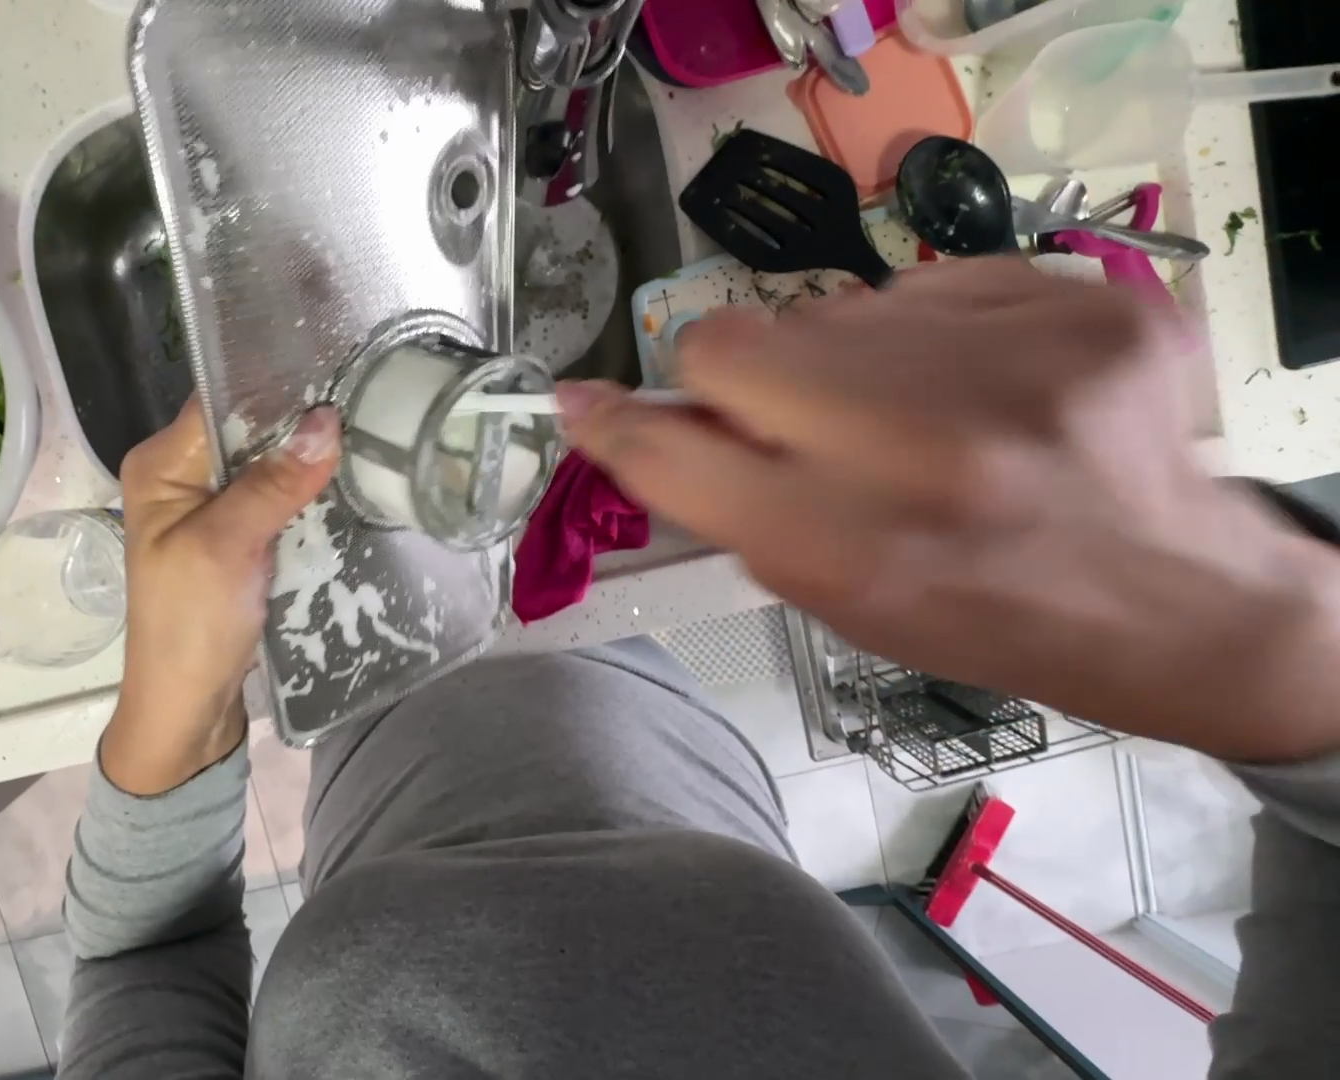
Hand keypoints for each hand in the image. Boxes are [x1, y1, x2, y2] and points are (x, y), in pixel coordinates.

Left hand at [104, 400, 341, 793]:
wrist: (188, 706)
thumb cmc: (191, 624)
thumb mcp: (227, 547)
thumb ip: (274, 483)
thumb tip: (327, 421)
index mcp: (161, 465)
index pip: (222, 402)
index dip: (276, 388)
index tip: (337, 374)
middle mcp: (183, 476)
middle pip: (249, 431)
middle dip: (300, 424)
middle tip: (366, 404)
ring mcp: (212, 509)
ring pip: (268, 466)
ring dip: (308, 460)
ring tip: (367, 434)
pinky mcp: (239, 538)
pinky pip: (276, 500)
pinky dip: (306, 494)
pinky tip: (345, 481)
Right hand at [563, 260, 1339, 762]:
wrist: (1159, 596)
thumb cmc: (959, 609)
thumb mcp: (818, 587)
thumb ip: (718, 497)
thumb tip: (622, 414)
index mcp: (841, 543)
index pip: (668, 452)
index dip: (613, 425)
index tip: (579, 403)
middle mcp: (915, 445)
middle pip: (726, 343)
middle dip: (730, 380)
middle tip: (786, 420)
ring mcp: (1006, 359)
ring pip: (819, 311)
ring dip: (829, 360)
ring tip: (901, 416)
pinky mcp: (1074, 298)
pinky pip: (918, 287)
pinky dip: (916, 334)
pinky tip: (967, 385)